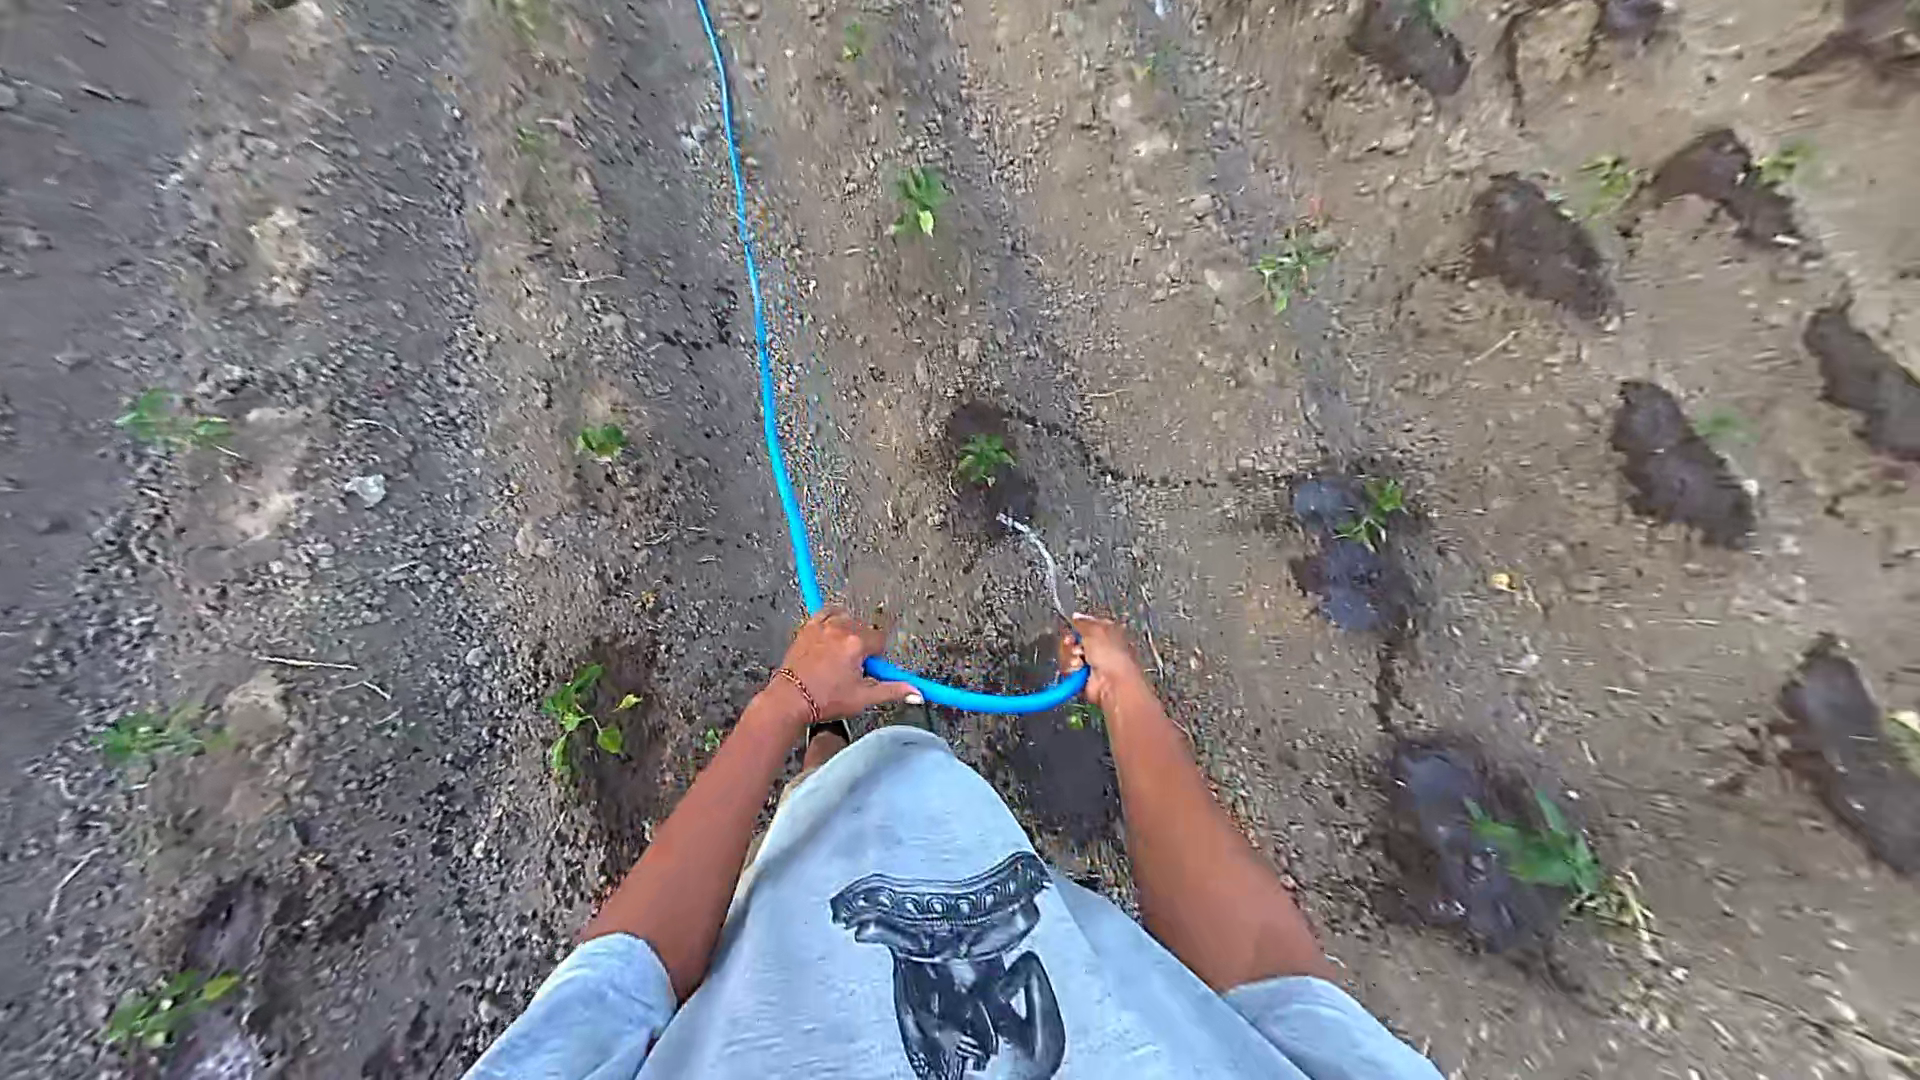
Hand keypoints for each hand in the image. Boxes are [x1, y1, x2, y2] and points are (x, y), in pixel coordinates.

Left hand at [768, 608, 919, 724]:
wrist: (791, 699)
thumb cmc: (824, 699)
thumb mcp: (863, 698)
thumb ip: (892, 691)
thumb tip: (916, 692)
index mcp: (857, 644)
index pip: (879, 640)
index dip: (877, 656)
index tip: (870, 668)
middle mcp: (841, 629)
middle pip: (864, 629)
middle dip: (863, 645)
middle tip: (855, 666)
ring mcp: (823, 627)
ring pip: (846, 619)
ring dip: (849, 631)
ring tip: (842, 652)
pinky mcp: (808, 628)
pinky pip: (826, 612)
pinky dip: (832, 617)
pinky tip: (832, 630)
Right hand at [1058, 613, 1147, 710]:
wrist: (1112, 682)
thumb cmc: (1111, 653)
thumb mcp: (1096, 629)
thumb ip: (1083, 622)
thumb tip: (1075, 616)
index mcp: (1108, 633)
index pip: (1088, 625)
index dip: (1078, 626)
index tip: (1073, 627)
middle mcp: (1100, 649)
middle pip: (1075, 640)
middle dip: (1071, 642)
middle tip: (1073, 644)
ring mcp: (1091, 664)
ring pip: (1068, 655)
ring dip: (1071, 657)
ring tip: (1079, 660)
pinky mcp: (1082, 678)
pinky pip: (1068, 670)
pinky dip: (1071, 669)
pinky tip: (1078, 669)